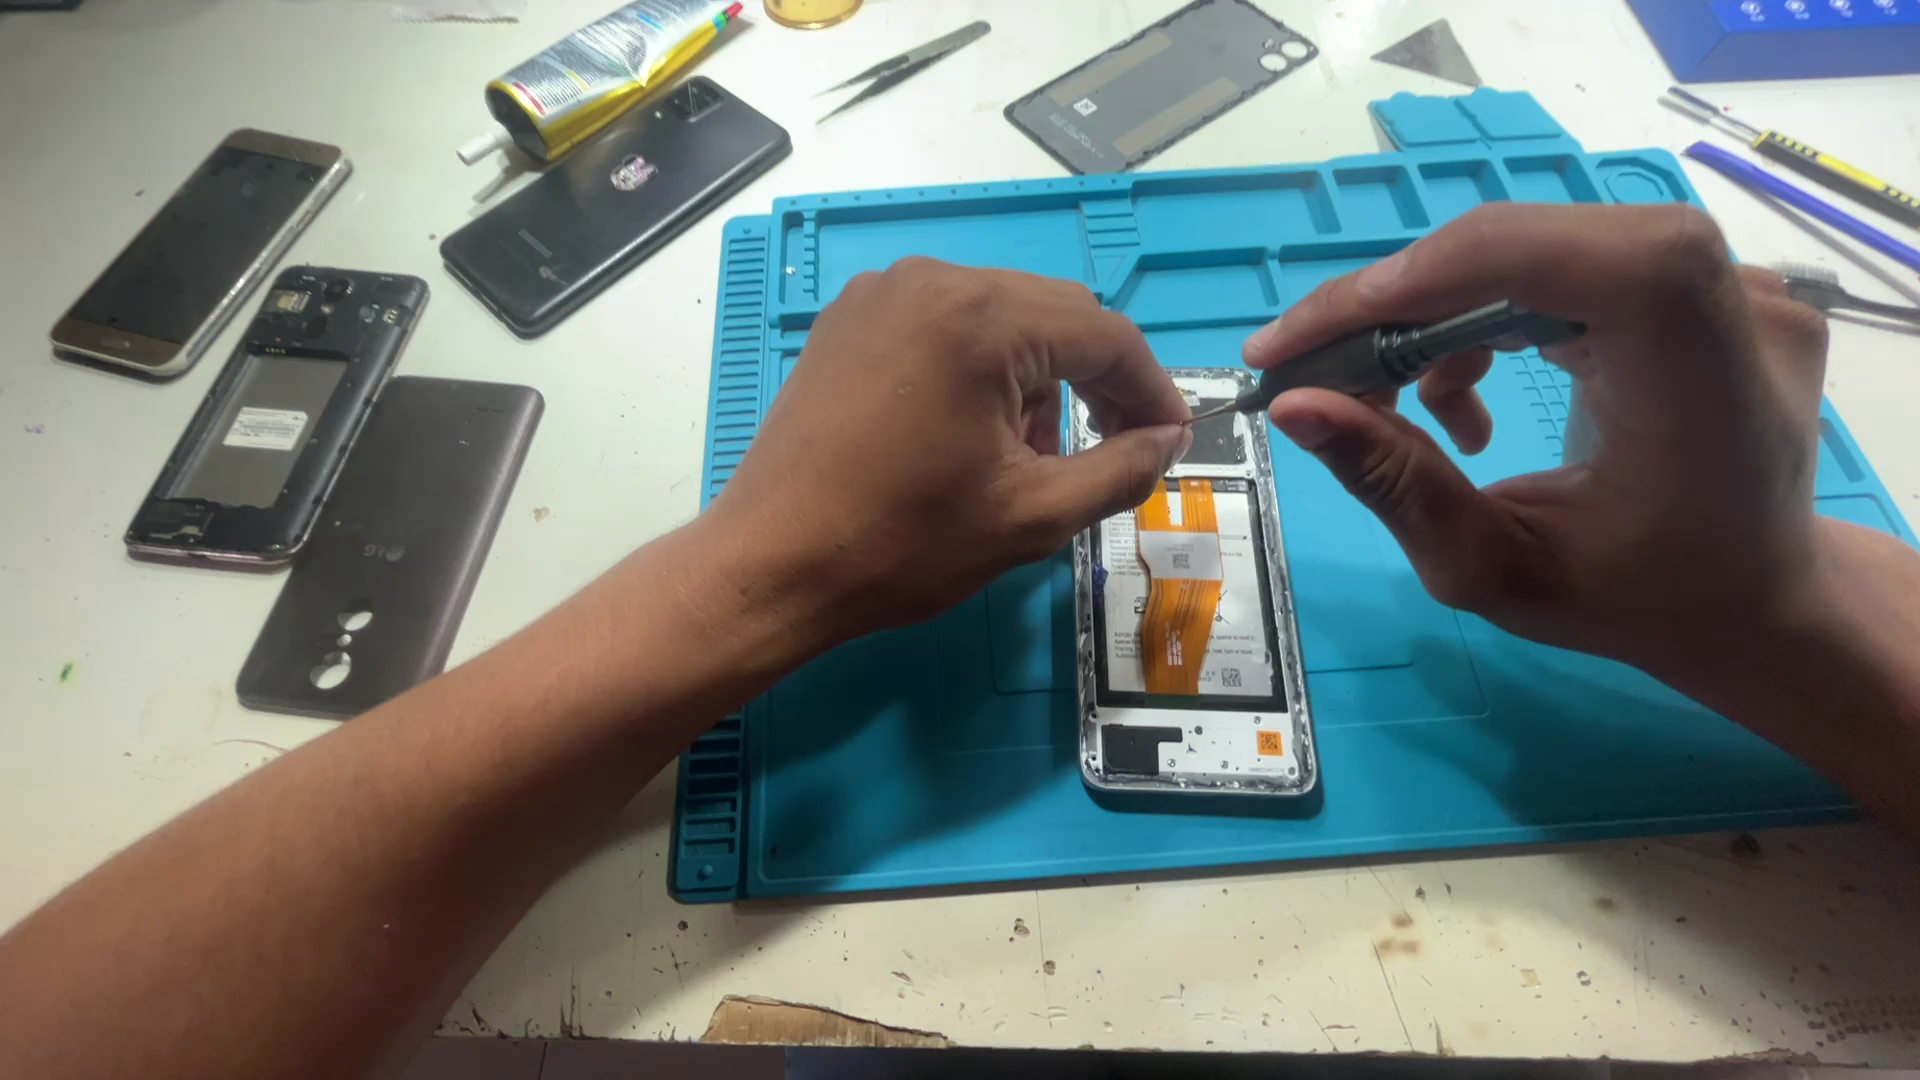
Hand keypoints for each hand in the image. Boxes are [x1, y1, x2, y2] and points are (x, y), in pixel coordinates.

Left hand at [704, 257, 1190, 644]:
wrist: (772, 565)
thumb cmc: (902, 546)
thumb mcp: (1032, 516)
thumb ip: (1121, 470)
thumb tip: (1168, 440)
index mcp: (980, 317)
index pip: (1104, 334)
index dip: (1150, 389)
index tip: (1169, 439)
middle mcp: (931, 280)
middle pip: (1052, 317)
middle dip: (1091, 385)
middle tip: (1102, 454)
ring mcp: (881, 295)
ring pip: (999, 321)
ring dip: (1031, 382)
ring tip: (1016, 459)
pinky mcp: (849, 322)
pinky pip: (944, 329)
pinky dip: (976, 372)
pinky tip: (961, 433)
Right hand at [1242, 204, 1829, 674]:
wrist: (1738, 590)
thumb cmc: (1622, 596)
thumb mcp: (1485, 566)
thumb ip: (1392, 484)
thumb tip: (1292, 407)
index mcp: (1708, 394)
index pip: (1611, 265)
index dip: (1465, 268)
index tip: (1339, 323)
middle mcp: (1731, 312)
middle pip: (1539, 246)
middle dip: (1398, 296)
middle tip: (1300, 359)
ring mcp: (1710, 289)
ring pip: (1523, 252)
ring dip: (1415, 315)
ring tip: (1368, 398)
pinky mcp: (1674, 289)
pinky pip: (1536, 274)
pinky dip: (1457, 325)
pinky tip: (1447, 400)